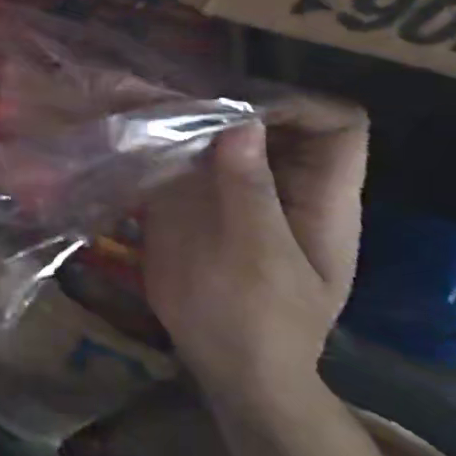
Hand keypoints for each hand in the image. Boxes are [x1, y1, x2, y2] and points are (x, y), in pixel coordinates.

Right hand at [142, 94, 368, 405]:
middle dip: (226, 97)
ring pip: (215, 130)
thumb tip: (241, 122)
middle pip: (267, 117)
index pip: (334, 126)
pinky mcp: (188, 196)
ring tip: (136, 98)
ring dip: (181, 112)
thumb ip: (250, 191)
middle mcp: (276, 179)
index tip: (239, 106)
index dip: (296, 106)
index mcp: (319, 195)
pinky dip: (152, 136)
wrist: (224, 364)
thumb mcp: (262, 259)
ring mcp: (229, 186)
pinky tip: (120, 128)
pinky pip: (175, 153)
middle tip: (174, 92)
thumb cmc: (261, 321)